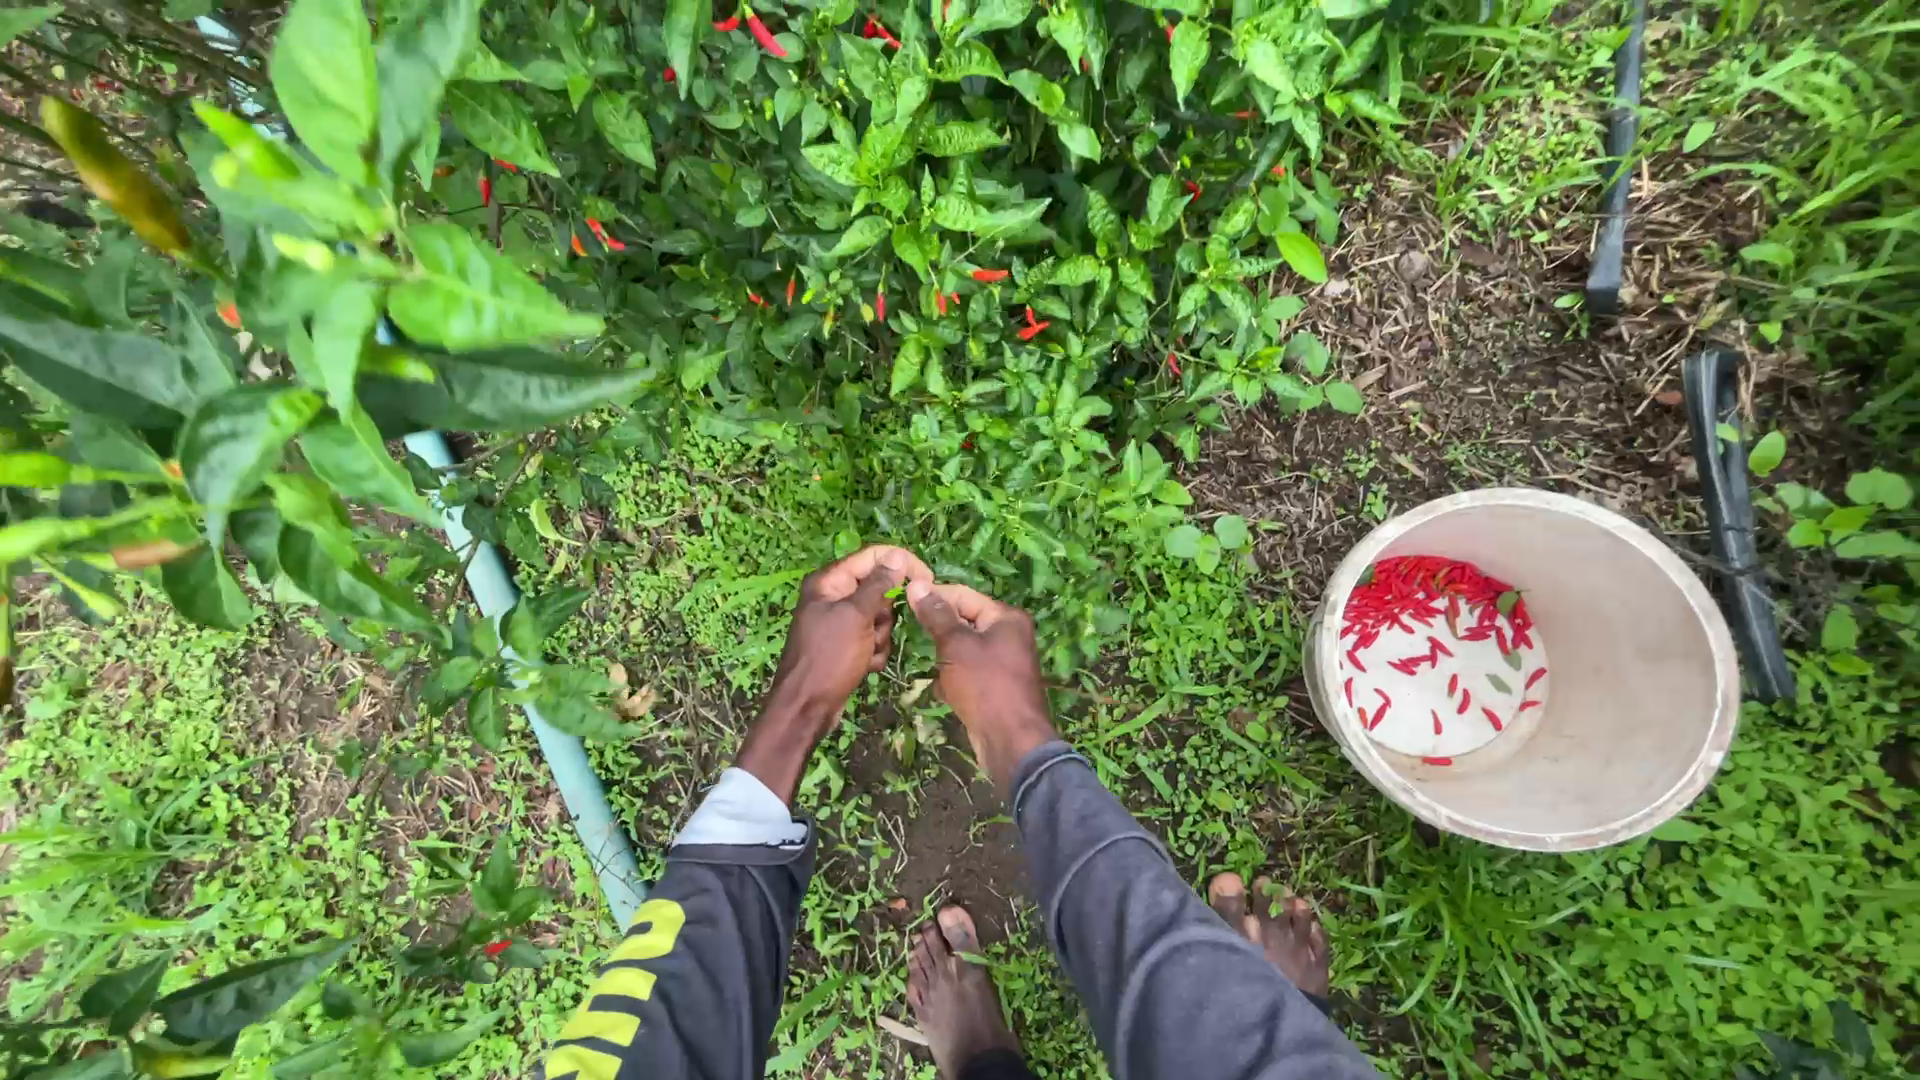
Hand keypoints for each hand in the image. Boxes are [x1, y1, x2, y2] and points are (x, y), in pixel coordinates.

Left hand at [740, 546, 931, 801]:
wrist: (807, 707)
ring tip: (864, 652)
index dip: (901, 563)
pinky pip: (874, 638)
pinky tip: (863, 666)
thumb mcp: (856, 616)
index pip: (873, 557)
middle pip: (878, 590)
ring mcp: (840, 622)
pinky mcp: (847, 644)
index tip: (927, 577)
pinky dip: (874, 652)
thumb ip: (878, 584)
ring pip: (880, 617)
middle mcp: (833, 597)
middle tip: (873, 630)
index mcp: (829, 582)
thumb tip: (896, 557)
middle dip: (884, 614)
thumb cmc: (828, 658)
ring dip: (880, 636)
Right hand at [906, 580, 1058, 791]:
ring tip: (936, 671)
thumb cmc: (984, 685)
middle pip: (964, 622)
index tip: (905, 599)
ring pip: (963, 650)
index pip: (964, 595)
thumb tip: (916, 584)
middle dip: (940, 633)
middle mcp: (1009, 635)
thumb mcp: (956, 645)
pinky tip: (945, 692)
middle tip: (914, 637)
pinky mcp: (996, 686)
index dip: (934, 596)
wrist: (1011, 741)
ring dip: (945, 660)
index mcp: (1006, 618)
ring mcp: (1004, 663)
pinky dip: (954, 680)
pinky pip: (968, 673)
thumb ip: (936, 615)